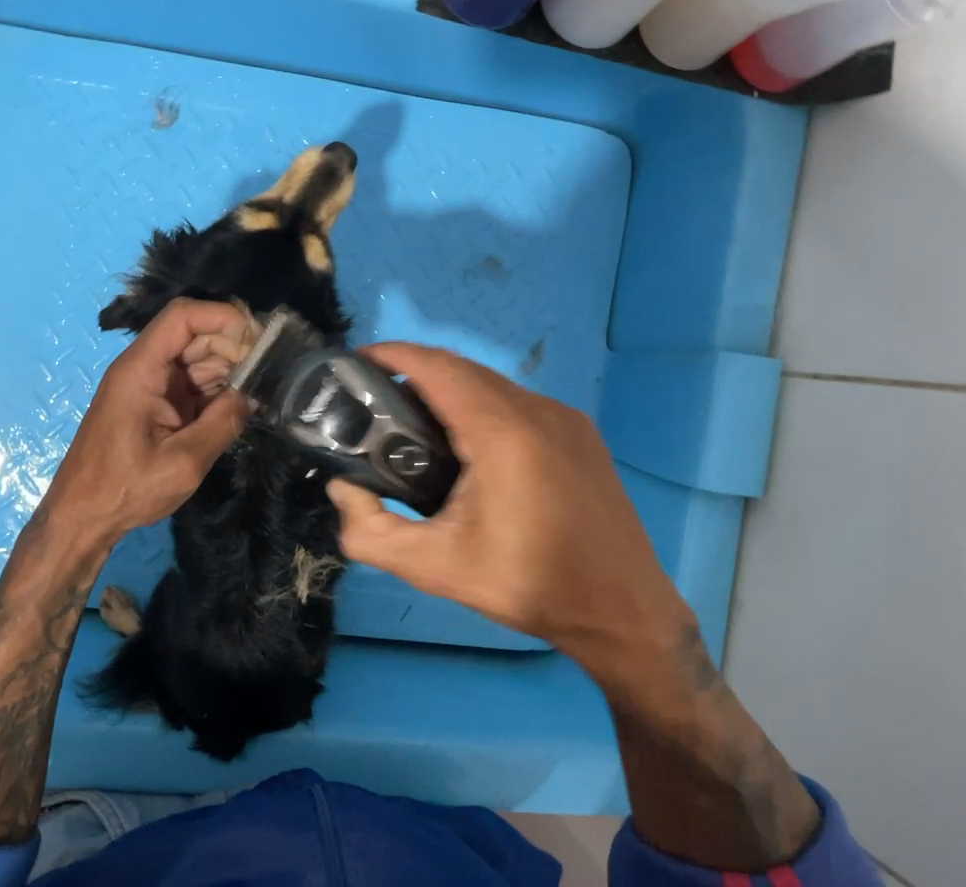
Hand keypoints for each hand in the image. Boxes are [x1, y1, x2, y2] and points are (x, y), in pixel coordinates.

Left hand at [46, 299, 254, 544]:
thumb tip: (253, 396)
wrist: (81, 518)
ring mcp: (150, 387)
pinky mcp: (156, 406)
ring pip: (197, 359)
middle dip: (233, 347)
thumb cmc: (125, 489)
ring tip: (262, 391)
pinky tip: (242, 406)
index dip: (223, 317)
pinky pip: (192, 384)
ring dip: (229, 370)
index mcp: (140, 369)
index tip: (258, 341)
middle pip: (194, 335)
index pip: (183, 317)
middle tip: (268, 374)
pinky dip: (217, 391)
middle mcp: (144, 368)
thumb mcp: (183, 462)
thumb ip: (223, 423)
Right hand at [326, 344, 694, 685]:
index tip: (356, 363)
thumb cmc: (528, 585)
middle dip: (414, 372)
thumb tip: (343, 490)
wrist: (623, 610)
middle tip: (374, 400)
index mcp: (502, 433)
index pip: (437, 368)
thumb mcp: (435, 568)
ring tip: (413, 422)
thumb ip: (371, 532)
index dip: (392, 355)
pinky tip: (468, 443)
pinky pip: (519, 402)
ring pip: (493, 384)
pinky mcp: (581, 434)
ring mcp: (565, 419)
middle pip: (463, 370)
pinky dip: (482, 405)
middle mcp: (537, 411)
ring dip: (450, 388)